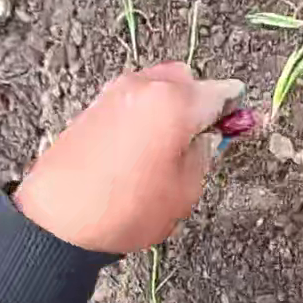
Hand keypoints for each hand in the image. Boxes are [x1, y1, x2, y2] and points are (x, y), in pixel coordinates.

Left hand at [15, 63, 242, 253]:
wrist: (60, 222)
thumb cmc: (127, 209)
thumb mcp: (185, 190)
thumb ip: (204, 155)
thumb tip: (207, 138)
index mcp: (173, 103)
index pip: (220, 93)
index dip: (236, 110)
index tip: (242, 123)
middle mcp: (143, 87)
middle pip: (187, 80)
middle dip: (200, 102)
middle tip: (205, 136)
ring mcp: (115, 94)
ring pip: (158, 86)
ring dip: (172, 106)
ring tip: (172, 145)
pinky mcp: (94, 107)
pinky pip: (134, 99)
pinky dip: (147, 113)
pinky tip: (145, 146)